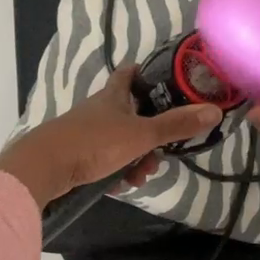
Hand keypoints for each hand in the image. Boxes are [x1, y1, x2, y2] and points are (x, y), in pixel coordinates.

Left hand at [0, 64, 221, 208]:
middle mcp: (99, 110)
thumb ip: (176, 125)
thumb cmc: (94, 143)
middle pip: (131, 115)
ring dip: (135, 159)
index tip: (164, 80)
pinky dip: (117, 171)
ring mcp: (85, 132)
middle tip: (159, 154)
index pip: (129, 74)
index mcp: (113, 96)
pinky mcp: (76, 154)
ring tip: (138, 177)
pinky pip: (105, 160)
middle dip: (151, 136)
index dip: (145, 73)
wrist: (45, 167)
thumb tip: (213, 111)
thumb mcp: (141, 135)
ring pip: (120, 141)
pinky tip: (119, 186)